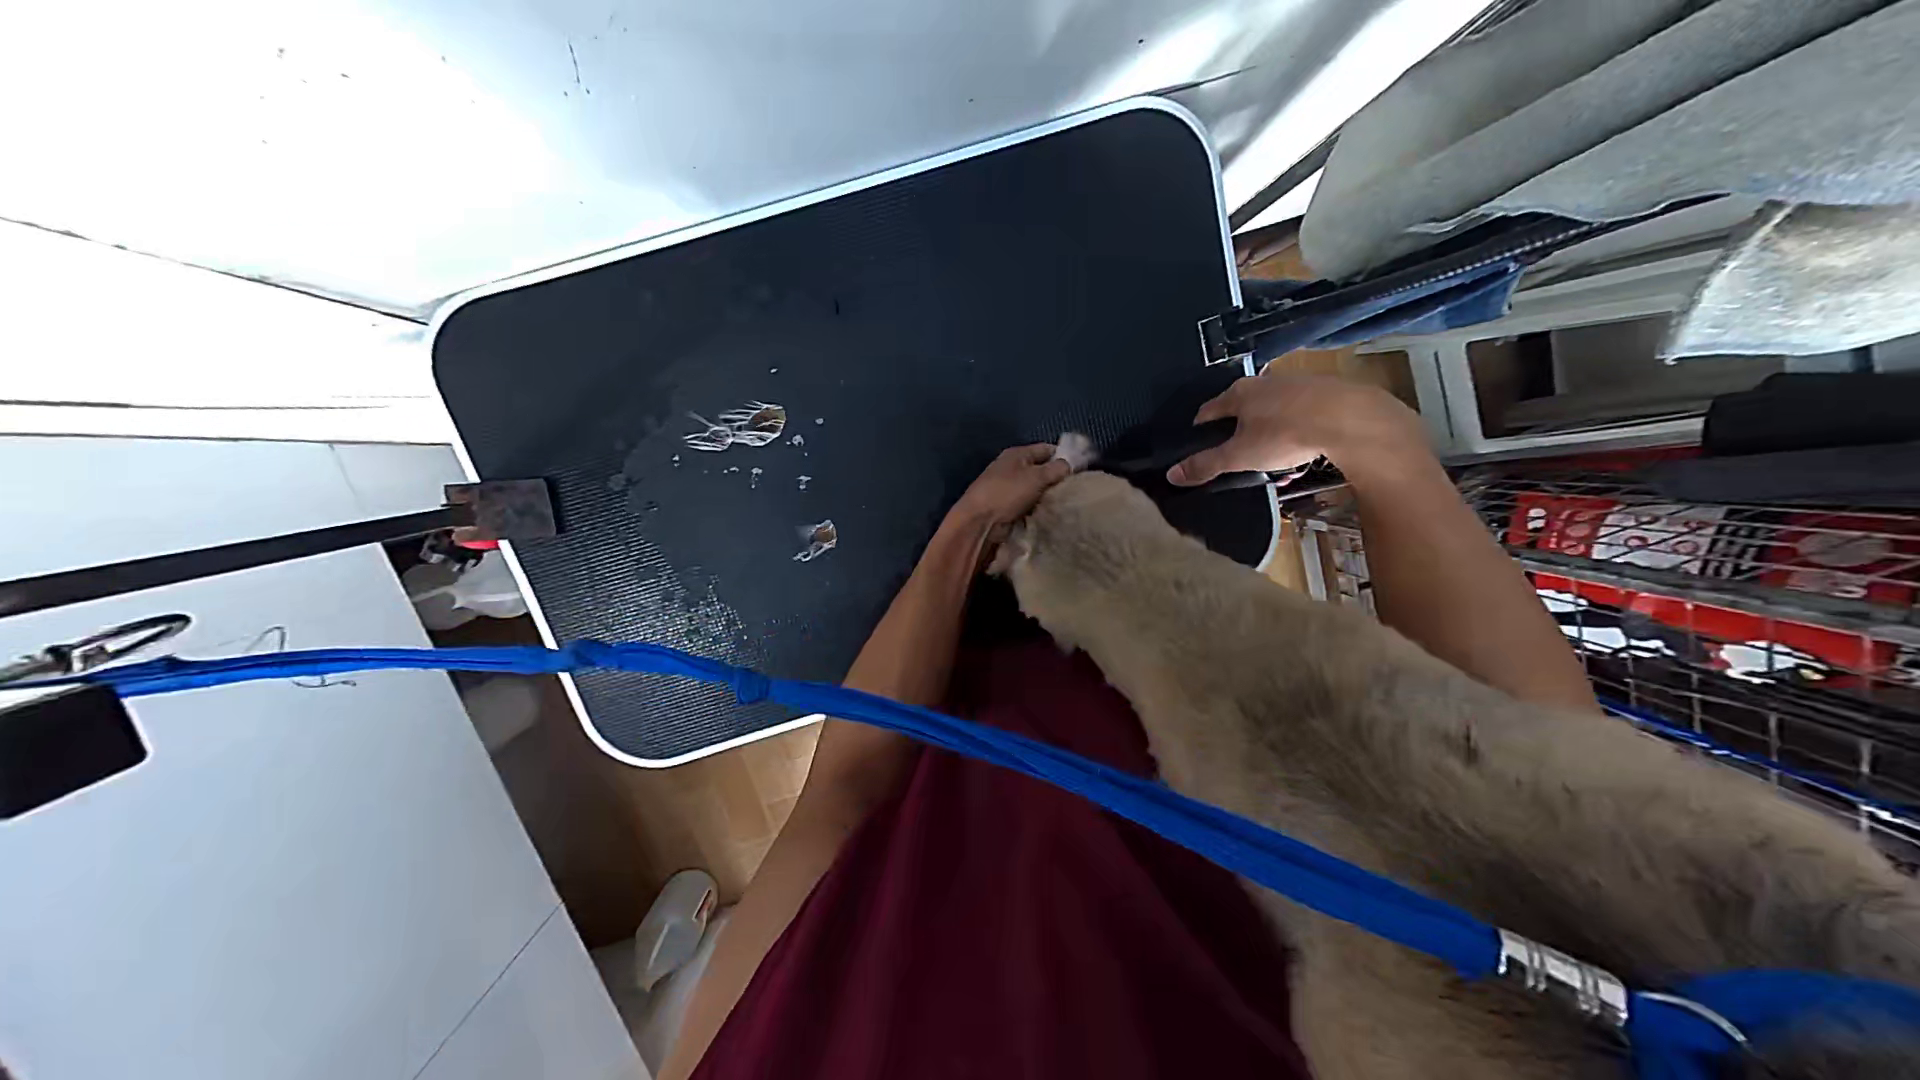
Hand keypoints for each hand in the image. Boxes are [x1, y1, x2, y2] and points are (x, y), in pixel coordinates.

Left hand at [946, 443, 1073, 544]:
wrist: (979, 522)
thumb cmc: (1007, 493)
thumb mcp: (1036, 477)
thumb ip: (1056, 469)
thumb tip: (1069, 465)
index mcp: (1016, 454)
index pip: (1046, 449)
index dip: (1064, 455)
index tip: (1082, 467)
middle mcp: (1012, 469)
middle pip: (1041, 470)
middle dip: (1058, 479)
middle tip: (1077, 489)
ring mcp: (1009, 489)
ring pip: (1037, 490)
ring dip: (1049, 496)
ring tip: (1068, 503)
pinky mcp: (1008, 508)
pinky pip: (1030, 505)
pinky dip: (1039, 509)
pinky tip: (1053, 514)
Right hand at [1166, 374, 1431, 487]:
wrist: (1352, 418)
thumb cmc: (1286, 435)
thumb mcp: (1240, 456)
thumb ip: (1206, 464)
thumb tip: (1171, 474)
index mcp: (1237, 393)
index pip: (1206, 411)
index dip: (1199, 431)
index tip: (1199, 448)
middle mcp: (1262, 381)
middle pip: (1238, 406)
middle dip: (1233, 427)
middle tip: (1233, 452)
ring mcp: (1294, 382)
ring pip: (1269, 405)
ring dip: (1264, 424)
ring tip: (1267, 449)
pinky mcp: (1323, 389)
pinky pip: (1296, 407)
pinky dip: (1291, 422)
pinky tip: (1298, 439)